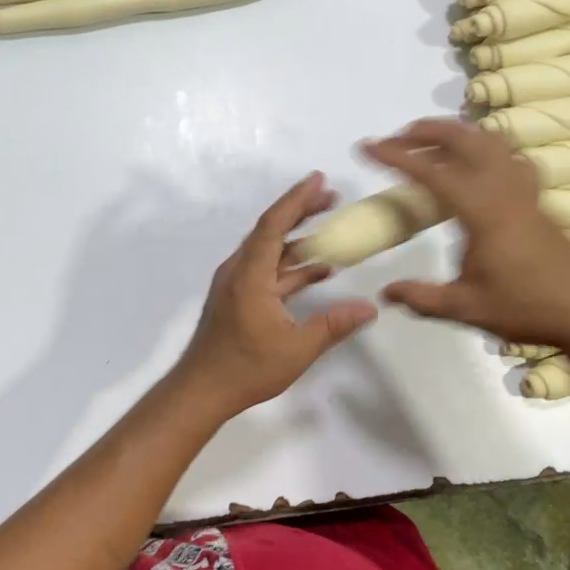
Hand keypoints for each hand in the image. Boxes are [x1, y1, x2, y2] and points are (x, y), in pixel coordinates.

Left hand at [173, 173, 378, 416]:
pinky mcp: (236, 300)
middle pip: (270, 232)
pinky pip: (265, 272)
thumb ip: (333, 325)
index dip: (296, 200)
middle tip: (331, 198)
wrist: (201, 390)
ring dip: (298, 242)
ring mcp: (235, 286)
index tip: (319, 180)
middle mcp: (238, 272)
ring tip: (331, 234)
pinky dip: (290, 268)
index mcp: (249, 275)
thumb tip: (369, 308)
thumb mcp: (296, 349)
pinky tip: (317, 272)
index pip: (274, 225)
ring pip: (269, 253)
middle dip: (300, 213)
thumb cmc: (245, 368)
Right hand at [362, 119, 569, 355]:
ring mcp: (527, 194)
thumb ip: (423, 297)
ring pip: (493, 144)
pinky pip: (510, 160)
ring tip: (434, 143)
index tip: (367, 147)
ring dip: (460, 135)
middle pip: (466, 141)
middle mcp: (505, 191)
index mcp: (482, 212)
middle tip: (398, 137)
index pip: (431, 172)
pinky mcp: (539, 202)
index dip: (395, 156)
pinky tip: (480, 168)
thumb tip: (386, 292)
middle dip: (429, 131)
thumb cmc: (528, 308)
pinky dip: (488, 150)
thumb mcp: (466, 308)